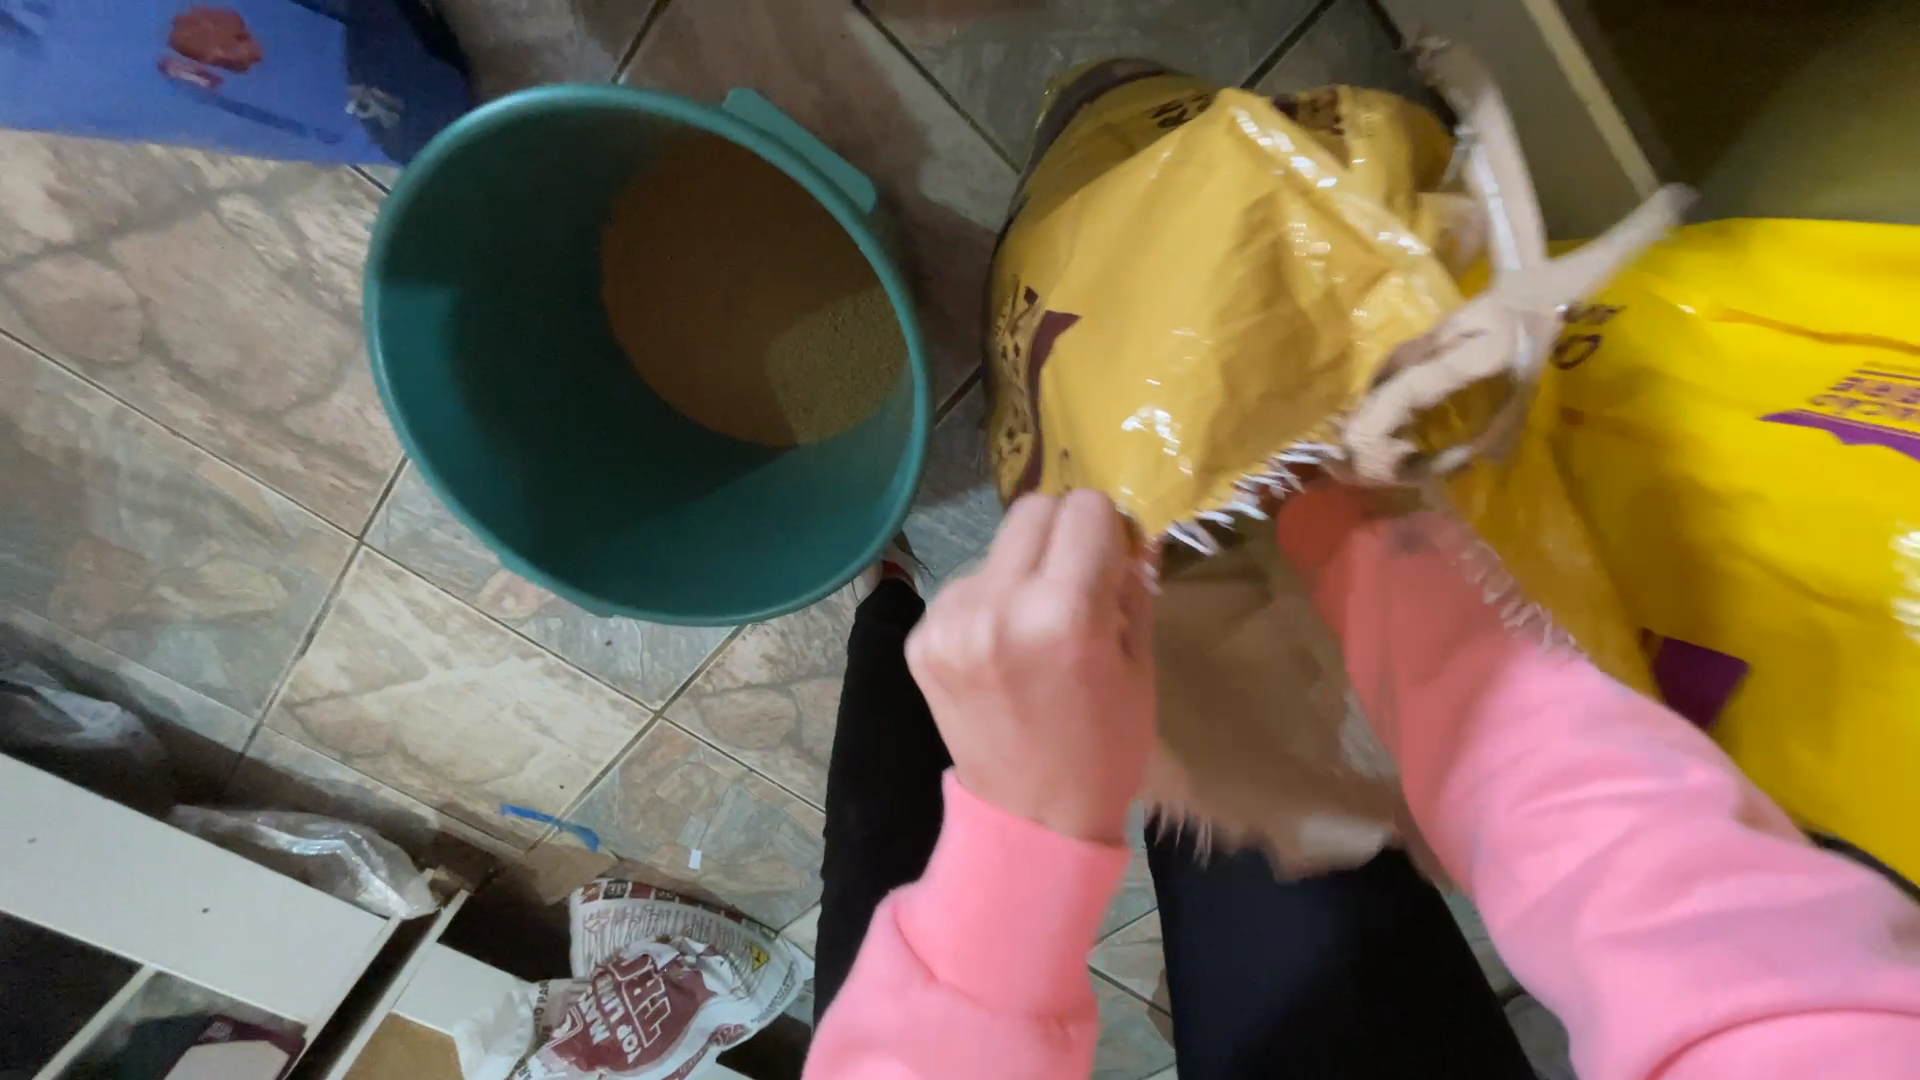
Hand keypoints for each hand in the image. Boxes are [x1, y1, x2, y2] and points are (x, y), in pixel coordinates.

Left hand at [906, 490, 1155, 845]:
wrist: (1029, 820)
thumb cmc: (1104, 749)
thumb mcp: (1140, 667)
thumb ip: (1132, 585)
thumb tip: (1131, 531)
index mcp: (1064, 613)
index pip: (1085, 507)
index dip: (1107, 529)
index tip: (1111, 559)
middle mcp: (997, 604)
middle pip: (1032, 508)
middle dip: (1064, 531)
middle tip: (1075, 578)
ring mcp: (948, 621)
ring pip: (996, 548)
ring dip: (1021, 570)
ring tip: (1032, 628)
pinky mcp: (920, 639)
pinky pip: (965, 587)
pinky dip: (988, 603)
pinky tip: (999, 651)